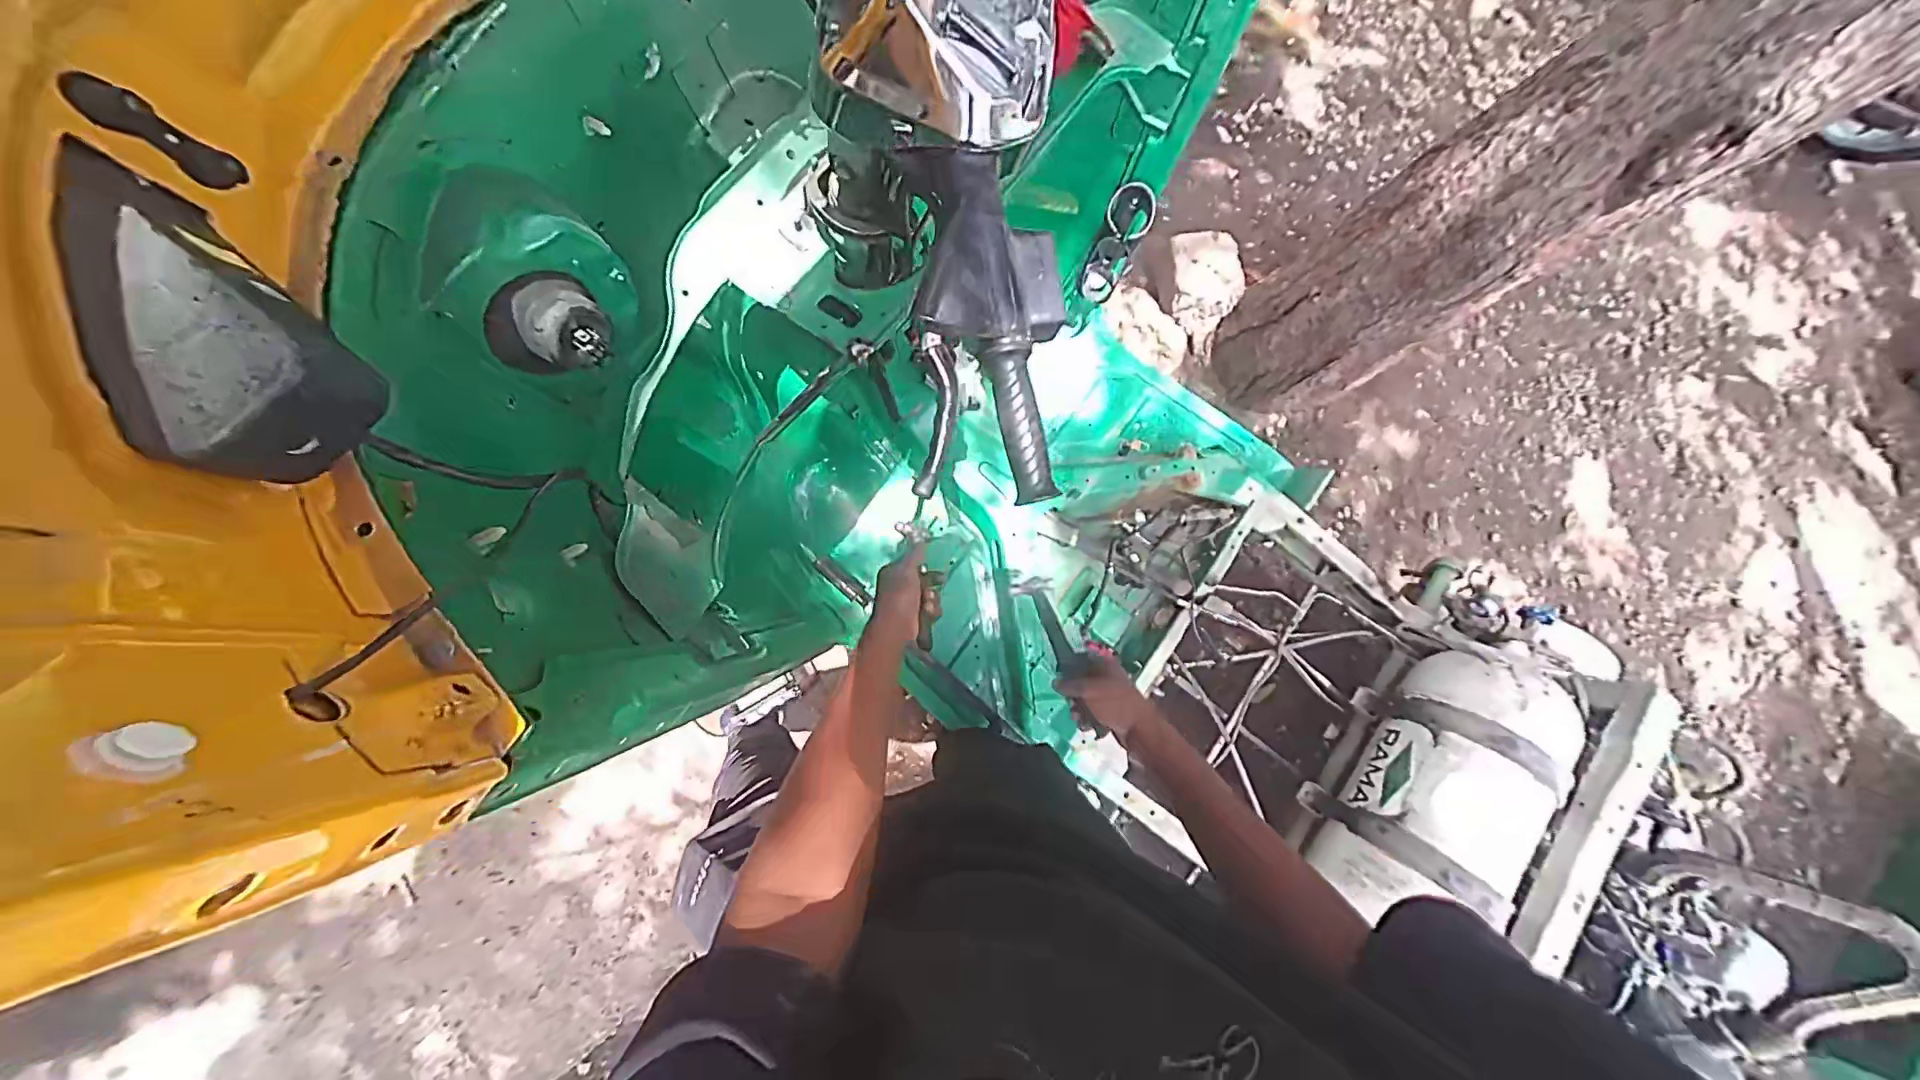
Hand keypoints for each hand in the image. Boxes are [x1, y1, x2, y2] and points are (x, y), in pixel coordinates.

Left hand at [867, 544, 930, 647]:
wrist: (897, 630)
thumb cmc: (900, 598)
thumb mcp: (907, 571)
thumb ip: (915, 555)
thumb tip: (921, 538)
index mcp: (893, 573)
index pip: (913, 565)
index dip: (926, 568)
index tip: (937, 572)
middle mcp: (899, 588)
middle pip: (925, 582)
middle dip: (931, 586)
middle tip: (935, 589)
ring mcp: (907, 604)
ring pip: (930, 597)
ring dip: (932, 602)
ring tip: (926, 607)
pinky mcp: (915, 619)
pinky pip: (930, 611)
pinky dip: (930, 613)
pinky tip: (926, 616)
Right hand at [1055, 652, 1160, 741]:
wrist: (1139, 730)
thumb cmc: (1114, 704)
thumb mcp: (1088, 691)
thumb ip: (1070, 685)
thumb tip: (1055, 682)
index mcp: (1106, 665)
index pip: (1083, 659)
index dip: (1070, 667)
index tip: (1060, 679)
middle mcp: (1109, 677)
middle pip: (1082, 682)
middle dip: (1074, 696)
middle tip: (1071, 704)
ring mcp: (1111, 695)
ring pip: (1087, 699)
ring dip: (1080, 710)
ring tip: (1080, 720)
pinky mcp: (1112, 711)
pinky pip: (1094, 712)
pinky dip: (1089, 719)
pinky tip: (1088, 726)